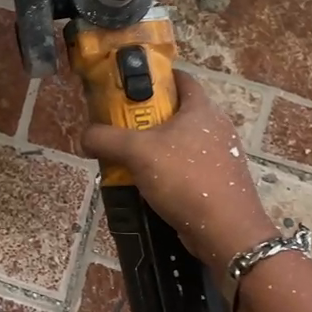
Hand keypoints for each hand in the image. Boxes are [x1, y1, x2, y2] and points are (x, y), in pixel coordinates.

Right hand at [80, 68, 279, 271]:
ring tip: (129, 156)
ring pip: (181, 141)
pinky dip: (167, 170)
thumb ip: (106, 139)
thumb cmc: (186, 179)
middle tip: (120, 123)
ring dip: (156, 146)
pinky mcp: (219, 182)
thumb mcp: (137, 153)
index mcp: (201, 109)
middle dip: (148, 116)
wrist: (227, 234)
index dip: (156, 78)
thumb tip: (85, 137)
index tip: (130, 85)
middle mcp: (215, 128)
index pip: (181, 79)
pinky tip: (147, 183)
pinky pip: (187, 167)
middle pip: (177, 111)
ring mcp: (220, 156)